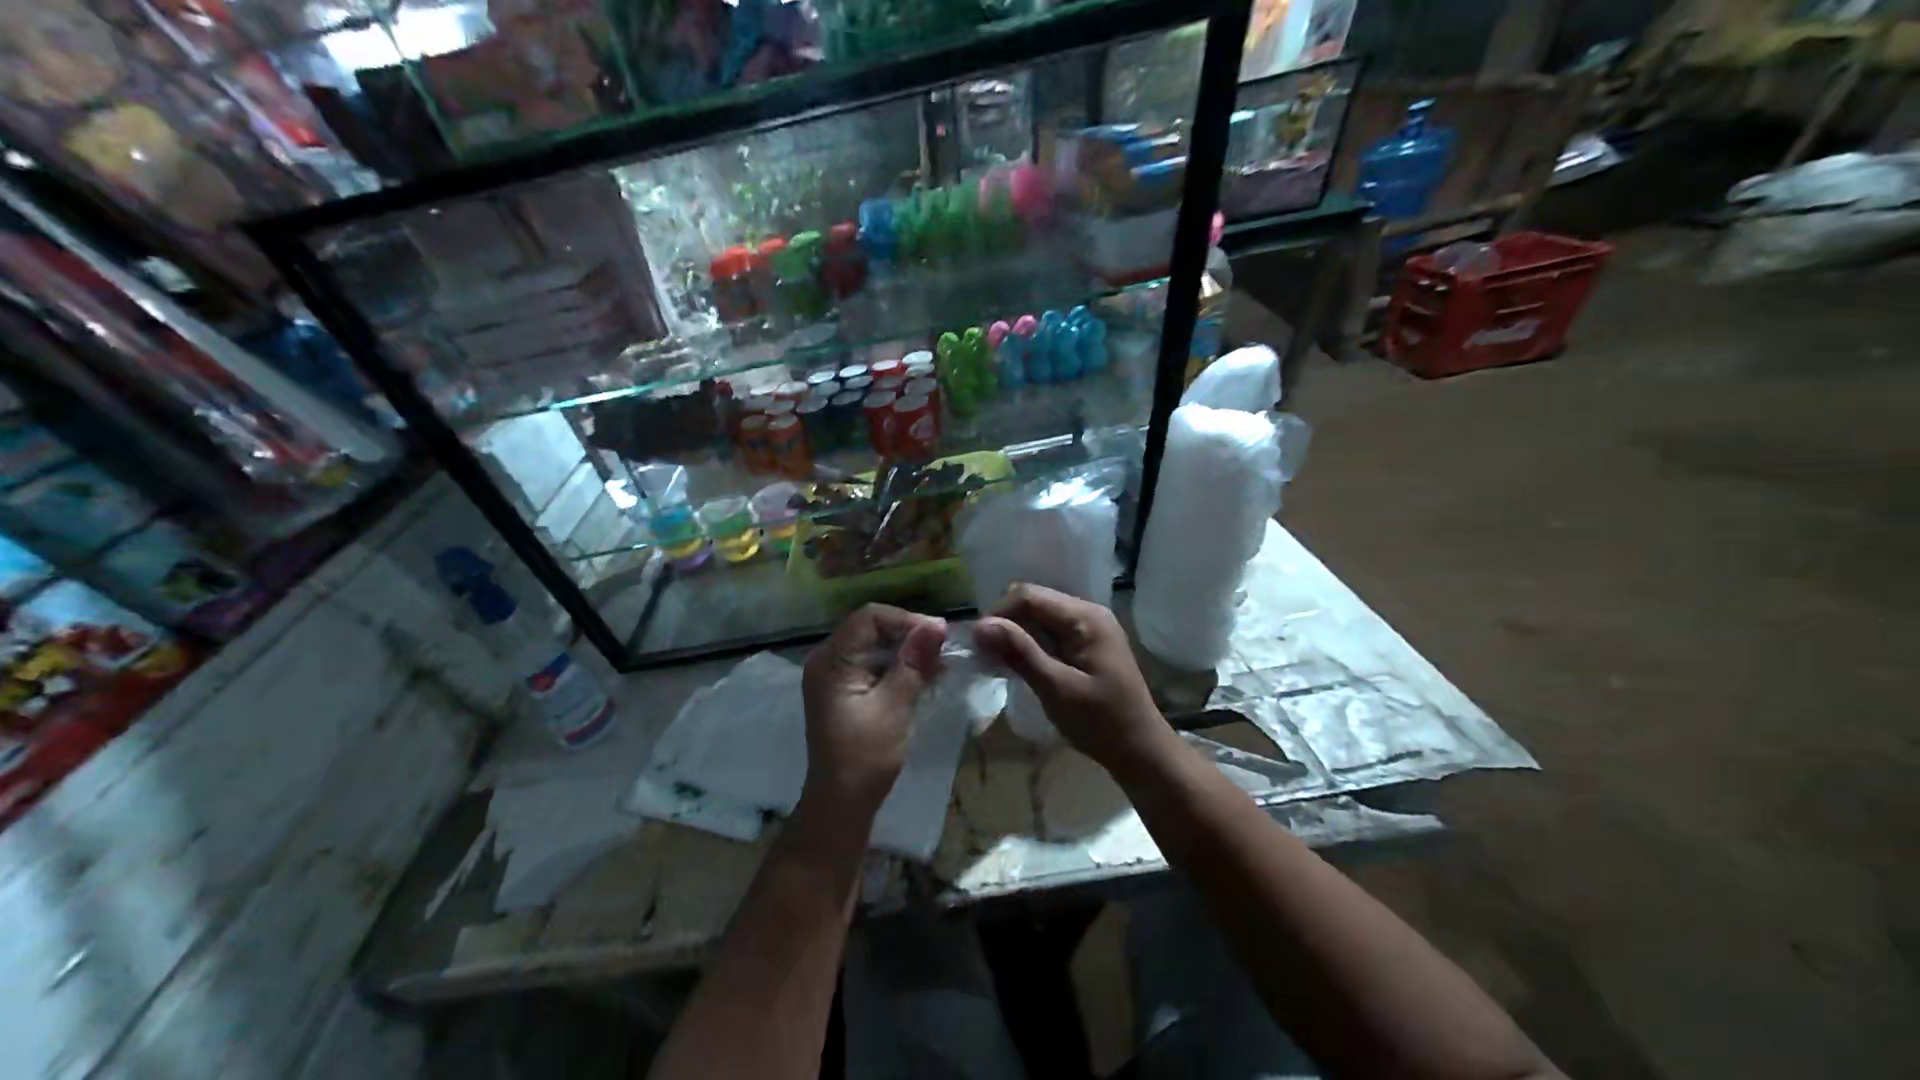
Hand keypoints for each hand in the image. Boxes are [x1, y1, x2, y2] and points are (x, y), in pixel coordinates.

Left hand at [800, 604, 946, 825]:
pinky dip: (898, 669)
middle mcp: (827, 660)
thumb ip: (914, 661)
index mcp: (831, 660)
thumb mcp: (895, 705)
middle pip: (872, 629)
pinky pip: (872, 666)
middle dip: (910, 636)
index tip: (939, 637)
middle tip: (944, 652)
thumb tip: (937, 625)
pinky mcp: (844, 692)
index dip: (907, 621)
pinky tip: (925, 679)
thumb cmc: (866, 754)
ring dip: (907, 653)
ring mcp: (834, 677)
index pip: (870, 617)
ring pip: (875, 647)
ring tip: (940, 667)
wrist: (841, 803)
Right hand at [974, 584, 1174, 776]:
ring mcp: (1091, 627)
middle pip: (1034, 601)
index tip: (980, 645)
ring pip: (1040, 616)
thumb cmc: (1101, 722)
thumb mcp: (1056, 688)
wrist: (1141, 751)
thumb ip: (1020, 652)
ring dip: (1017, 634)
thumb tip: (980, 626)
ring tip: (1000, 662)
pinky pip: (1051, 631)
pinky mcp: (1088, 644)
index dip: (999, 614)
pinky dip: (1032, 643)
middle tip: (988, 656)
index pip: (1029, 596)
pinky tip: (1022, 665)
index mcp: (1085, 618)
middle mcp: (1089, 613)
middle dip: (1006, 622)